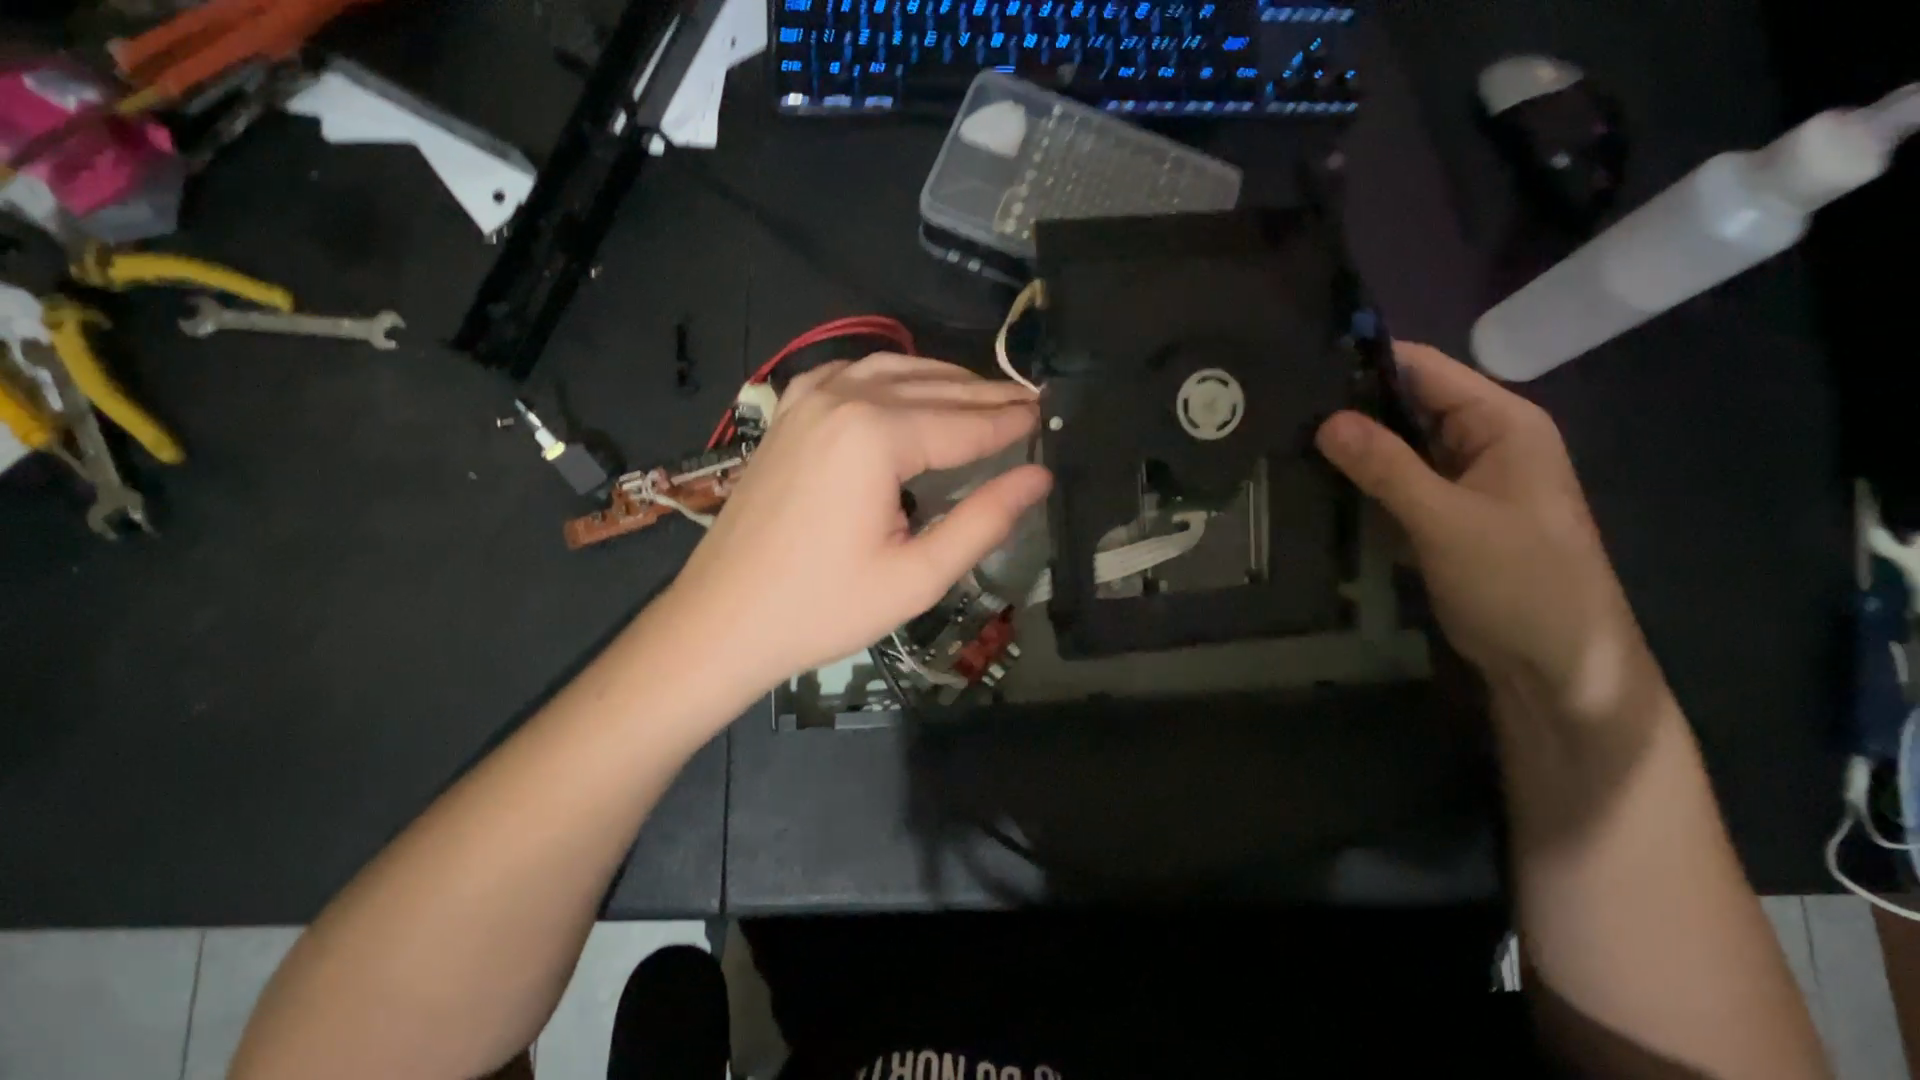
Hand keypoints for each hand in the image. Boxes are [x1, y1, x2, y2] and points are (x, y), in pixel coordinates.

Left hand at [658, 354, 1051, 695]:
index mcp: (876, 435)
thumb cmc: (824, 607)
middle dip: (986, 396)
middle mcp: (843, 399)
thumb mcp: (917, 577)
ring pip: (892, 370)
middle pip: (933, 388)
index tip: (1051, 415)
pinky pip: (849, 373)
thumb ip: (983, 520)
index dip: (1012, 421)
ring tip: (984, 396)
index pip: (965, 422)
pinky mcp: (787, 413)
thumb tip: (1039, 477)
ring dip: (943, 380)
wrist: (724, 618)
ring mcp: (807, 400)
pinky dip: (888, 374)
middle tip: (1030, 402)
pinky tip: (906, 387)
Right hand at [1315, 343, 1655, 718]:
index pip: (1426, 369)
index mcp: (1502, 423)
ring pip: (1399, 448)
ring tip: (1282, 438)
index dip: (1367, 362)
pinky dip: (1364, 483)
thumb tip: (1324, 419)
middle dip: (1351, 407)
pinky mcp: (1446, 518)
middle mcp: (1484, 442)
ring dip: (1353, 448)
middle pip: (1409, 406)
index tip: (1300, 363)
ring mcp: (1465, 482)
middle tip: (1278, 408)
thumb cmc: (1518, 582)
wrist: (1558, 666)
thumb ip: (1385, 467)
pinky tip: (1314, 482)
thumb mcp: (1445, 520)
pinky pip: (1399, 485)